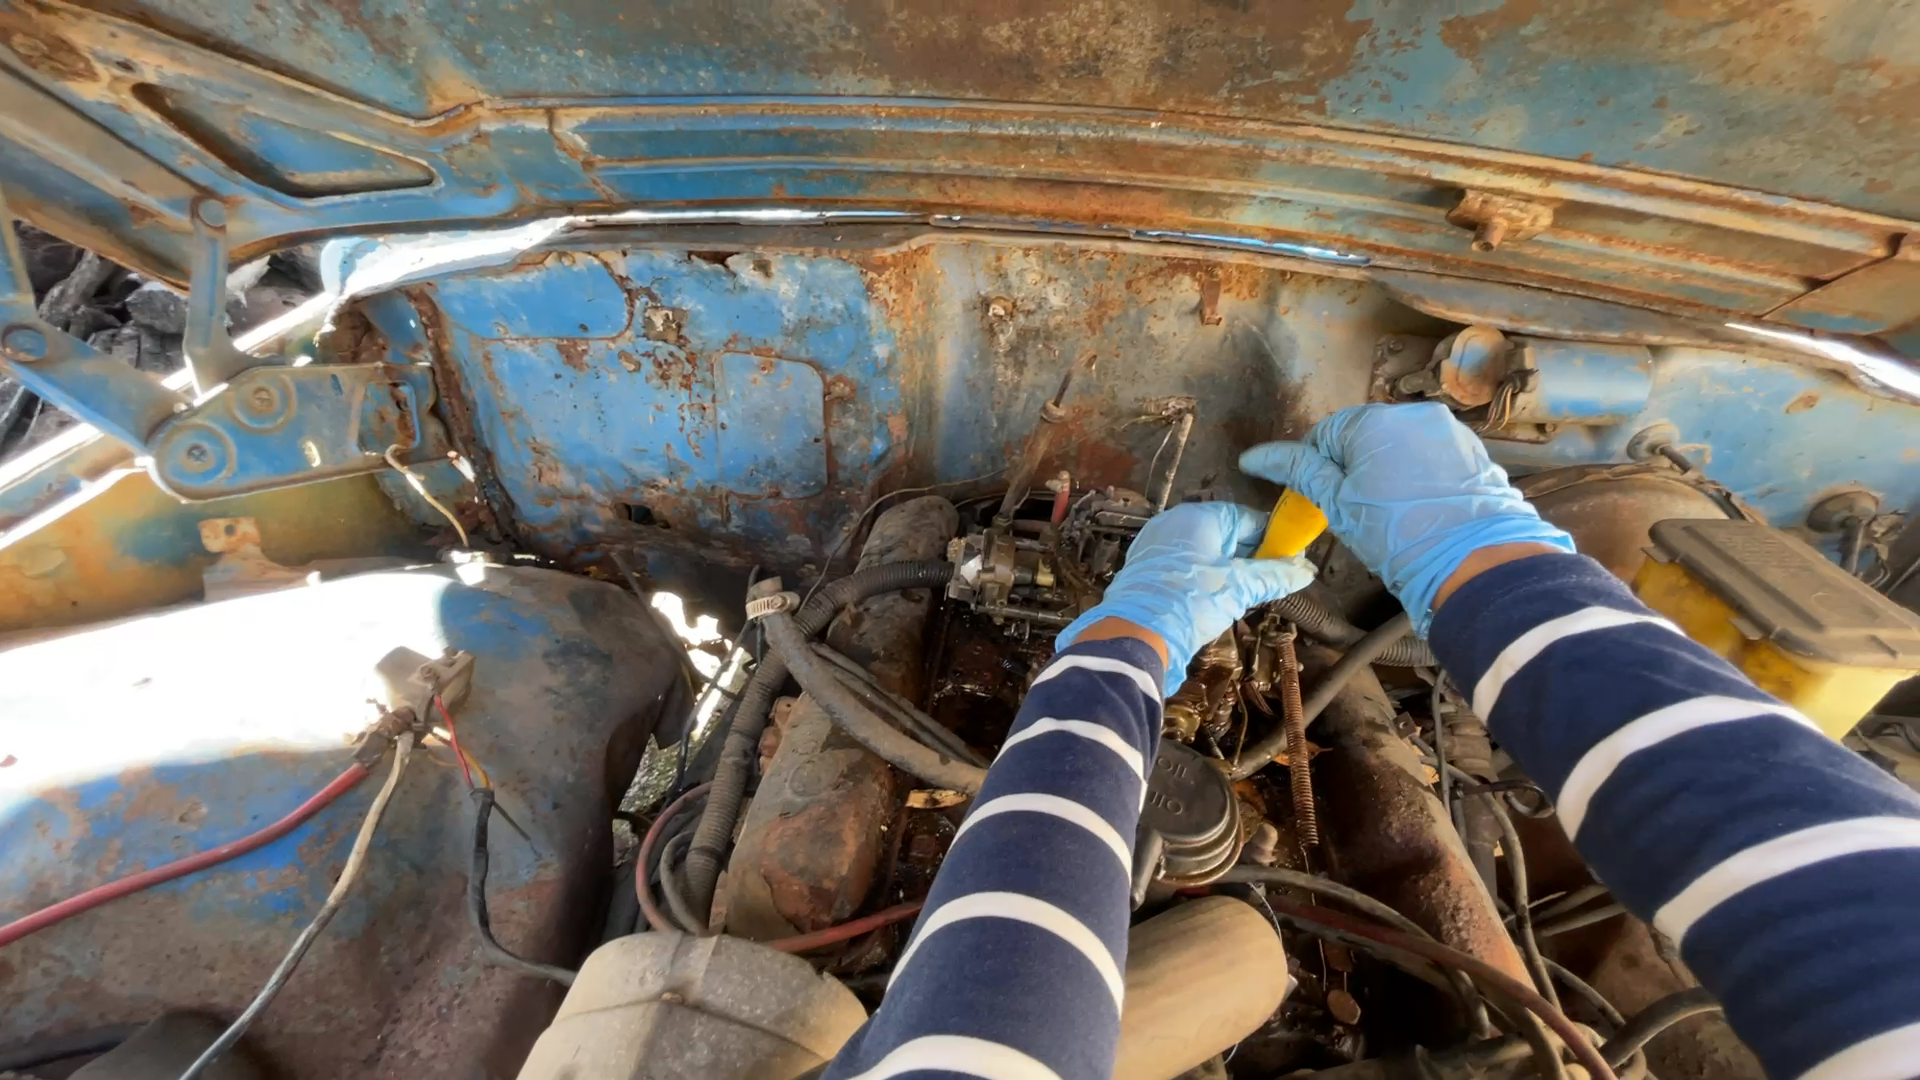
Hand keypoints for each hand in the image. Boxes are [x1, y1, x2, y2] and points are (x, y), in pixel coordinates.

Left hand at [1056, 502, 1315, 695]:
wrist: (1137, 632)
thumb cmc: (1193, 601)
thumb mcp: (1240, 587)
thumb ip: (1274, 575)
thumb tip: (1306, 570)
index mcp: (1198, 516)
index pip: (1246, 517)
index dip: (1272, 537)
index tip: (1291, 559)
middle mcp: (1173, 521)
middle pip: (1224, 531)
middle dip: (1250, 554)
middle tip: (1273, 578)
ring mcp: (1155, 542)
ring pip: (1203, 548)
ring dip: (1227, 566)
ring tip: (1248, 590)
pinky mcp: (1144, 564)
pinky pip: (1184, 561)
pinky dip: (1203, 573)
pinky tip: (1216, 594)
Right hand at [1239, 403, 1572, 635]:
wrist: (1476, 564)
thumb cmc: (1394, 533)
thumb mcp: (1335, 502)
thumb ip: (1296, 470)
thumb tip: (1252, 456)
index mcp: (1374, 421)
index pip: (1325, 433)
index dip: (1316, 467)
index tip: (1320, 499)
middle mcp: (1414, 414)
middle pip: (1363, 436)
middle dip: (1350, 467)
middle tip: (1350, 508)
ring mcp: (1449, 431)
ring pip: (1396, 446)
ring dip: (1382, 471)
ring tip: (1385, 512)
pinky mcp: (1473, 452)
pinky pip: (1428, 456)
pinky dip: (1414, 476)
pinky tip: (1414, 509)